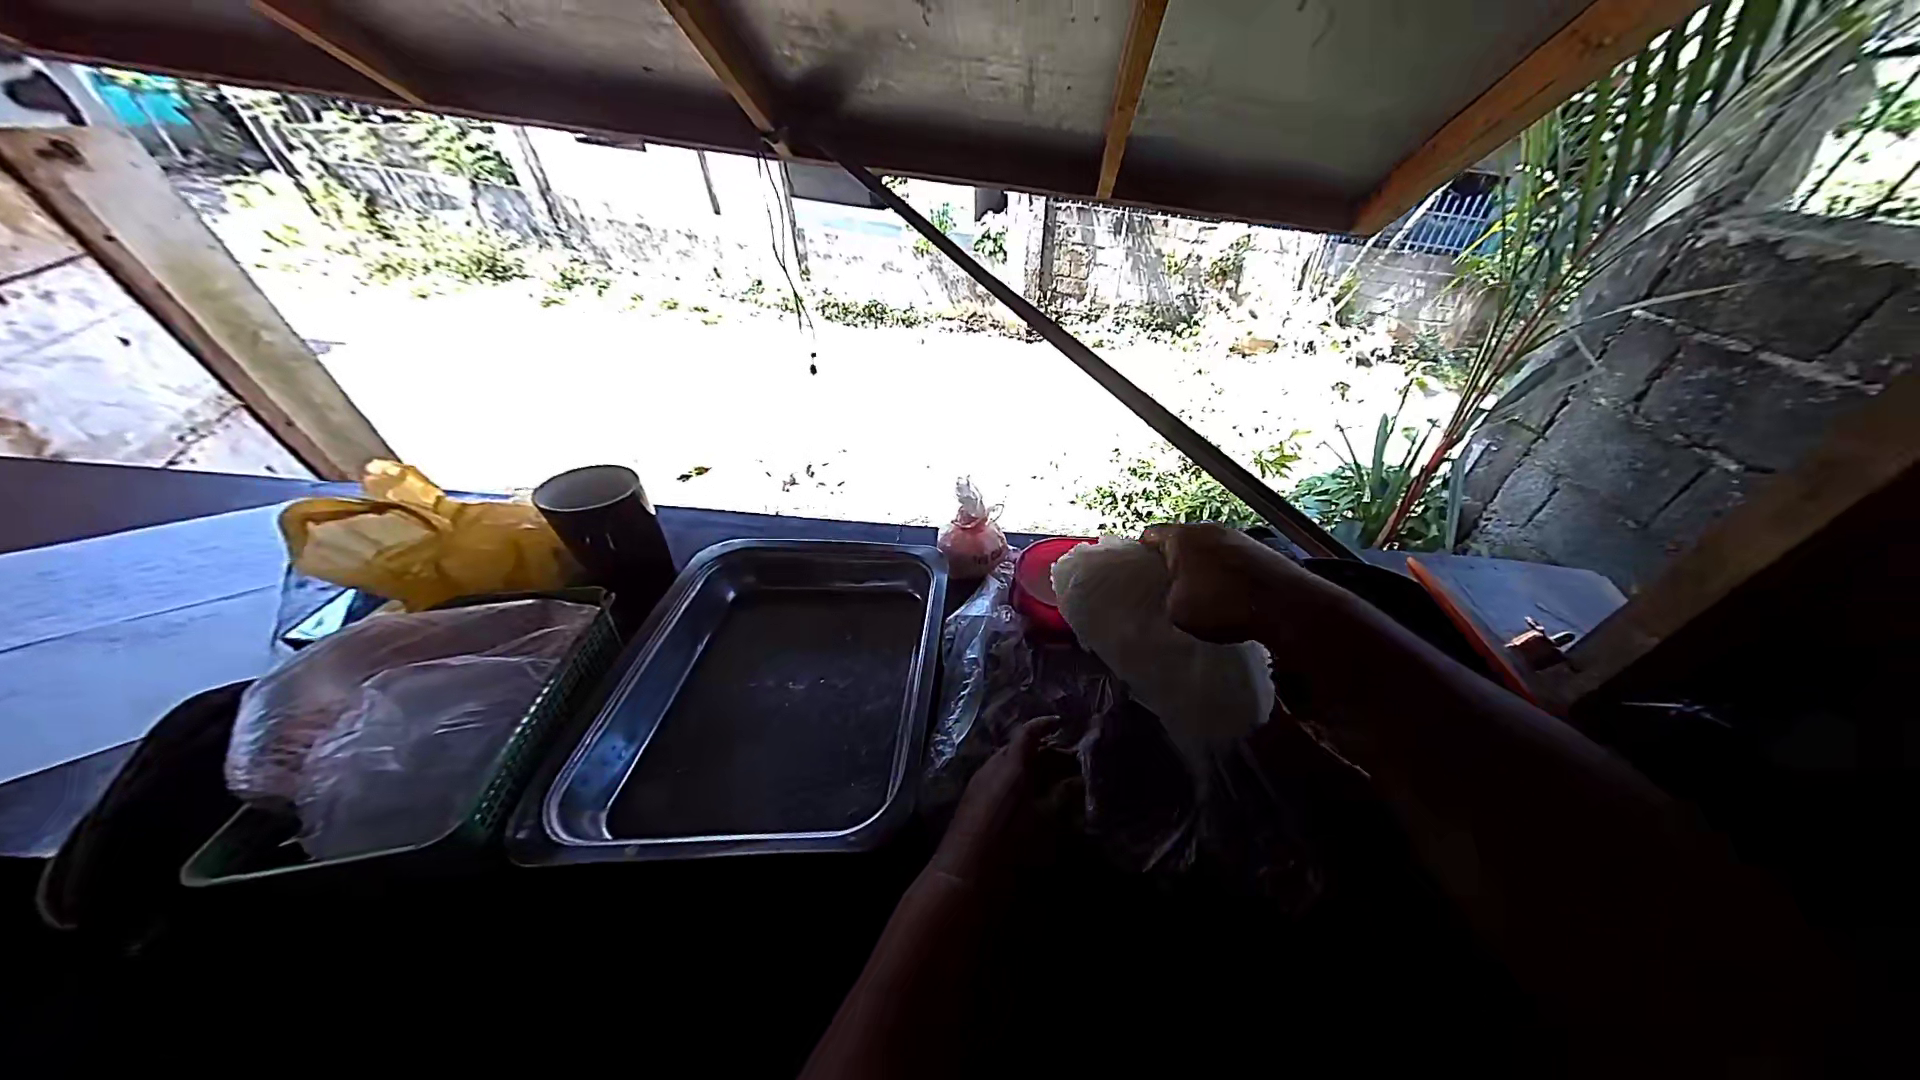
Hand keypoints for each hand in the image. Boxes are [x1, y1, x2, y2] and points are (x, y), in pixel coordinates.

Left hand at [929, 718, 1076, 890]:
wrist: (966, 870)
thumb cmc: (1011, 842)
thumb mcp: (1045, 820)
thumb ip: (1062, 795)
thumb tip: (1076, 780)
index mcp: (1010, 764)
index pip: (1027, 732)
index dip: (1044, 724)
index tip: (1061, 723)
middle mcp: (992, 766)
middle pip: (1018, 748)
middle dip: (1042, 750)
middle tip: (1066, 760)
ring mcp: (979, 782)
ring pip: (1007, 764)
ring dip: (1028, 766)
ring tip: (1052, 779)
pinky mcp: (973, 799)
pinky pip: (998, 778)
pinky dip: (1016, 779)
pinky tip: (1029, 796)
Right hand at [1139, 523, 1323, 643]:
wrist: (1283, 605)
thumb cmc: (1221, 604)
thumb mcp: (1177, 610)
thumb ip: (1168, 596)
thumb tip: (1177, 594)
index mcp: (1179, 537)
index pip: (1150, 535)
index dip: (1143, 554)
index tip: (1144, 573)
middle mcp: (1207, 528)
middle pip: (1182, 541)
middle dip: (1177, 560)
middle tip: (1173, 585)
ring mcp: (1237, 536)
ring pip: (1210, 549)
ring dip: (1206, 566)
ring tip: (1206, 593)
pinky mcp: (1261, 549)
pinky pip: (1233, 558)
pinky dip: (1229, 572)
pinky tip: (1231, 594)